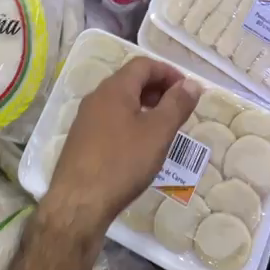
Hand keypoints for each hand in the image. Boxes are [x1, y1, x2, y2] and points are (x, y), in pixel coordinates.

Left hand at [45, 57, 200, 236]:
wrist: (77, 205)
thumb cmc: (122, 162)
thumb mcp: (158, 132)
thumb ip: (176, 104)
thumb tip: (192, 84)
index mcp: (114, 88)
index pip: (143, 64)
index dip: (168, 72)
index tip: (187, 90)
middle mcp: (96, 97)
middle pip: (130, 80)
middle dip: (157, 89)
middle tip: (177, 108)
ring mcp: (85, 119)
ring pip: (119, 102)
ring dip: (144, 106)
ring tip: (162, 128)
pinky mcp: (81, 141)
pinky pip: (110, 120)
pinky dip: (129, 122)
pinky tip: (138, 146)